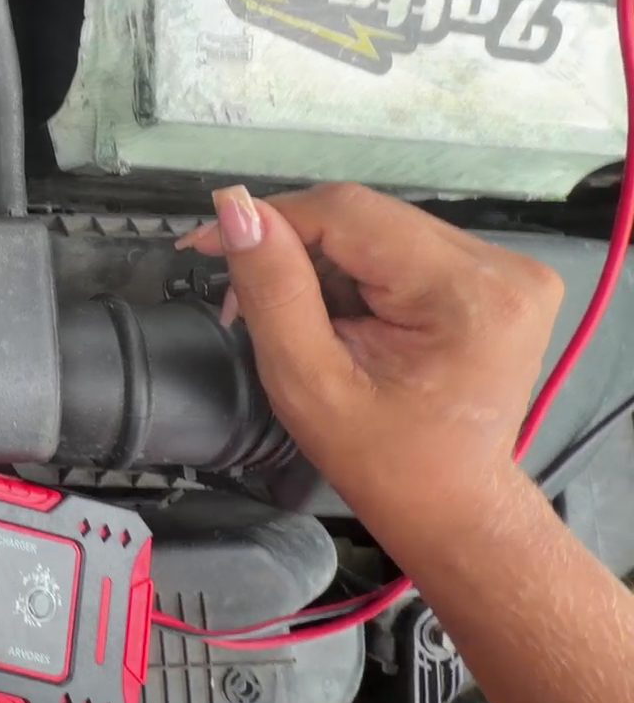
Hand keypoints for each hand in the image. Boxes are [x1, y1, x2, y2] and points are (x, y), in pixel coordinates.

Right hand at [180, 183, 564, 523]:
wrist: (443, 494)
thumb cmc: (372, 450)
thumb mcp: (301, 372)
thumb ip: (269, 284)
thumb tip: (232, 208)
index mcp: (466, 292)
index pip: (342, 212)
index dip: (264, 220)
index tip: (203, 249)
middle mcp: (498, 266)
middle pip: (355, 214)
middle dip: (282, 245)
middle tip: (237, 296)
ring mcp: (497, 268)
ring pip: (363, 225)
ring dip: (304, 258)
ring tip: (280, 311)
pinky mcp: (482, 276)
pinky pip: (383, 243)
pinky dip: (334, 268)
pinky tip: (320, 307)